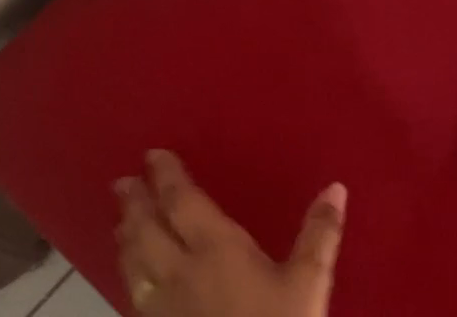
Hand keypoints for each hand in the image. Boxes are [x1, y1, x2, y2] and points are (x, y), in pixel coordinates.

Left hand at [115, 150, 345, 316]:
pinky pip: (135, 299)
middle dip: (136, 204)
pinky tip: (135, 284)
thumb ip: (319, 234)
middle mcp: (180, 275)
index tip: (152, 155)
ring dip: (127, 239)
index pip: (183, 203)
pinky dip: (131, 278)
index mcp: (216, 250)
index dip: (167, 177)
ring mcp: (162, 312)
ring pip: (134, 266)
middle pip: (148, 232)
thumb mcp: (308, 284)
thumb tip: (336, 187)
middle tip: (123, 181)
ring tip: (121, 222)